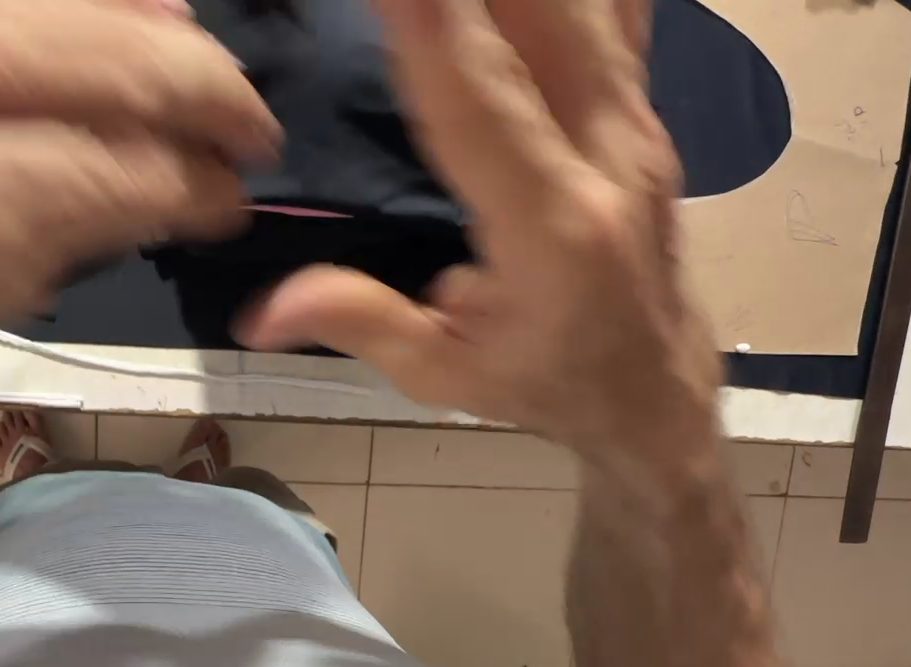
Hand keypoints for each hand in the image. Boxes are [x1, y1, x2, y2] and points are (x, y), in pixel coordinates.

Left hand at [0, 0, 278, 421]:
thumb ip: (72, 235)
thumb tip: (169, 185)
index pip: (107, 172)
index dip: (190, 183)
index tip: (233, 195)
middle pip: (93, 55)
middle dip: (200, 90)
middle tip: (250, 124)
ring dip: (148, 25)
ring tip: (200, 64)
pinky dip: (66, 2)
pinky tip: (125, 8)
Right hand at [234, 0, 715, 465]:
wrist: (651, 385)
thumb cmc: (544, 384)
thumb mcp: (445, 374)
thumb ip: (362, 325)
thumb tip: (259, 314)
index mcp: (551, 230)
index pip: (479, 101)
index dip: (432, 21)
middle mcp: (606, 154)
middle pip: (547, 12)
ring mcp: (637, 120)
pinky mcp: (645, 107)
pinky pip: (616, 4)